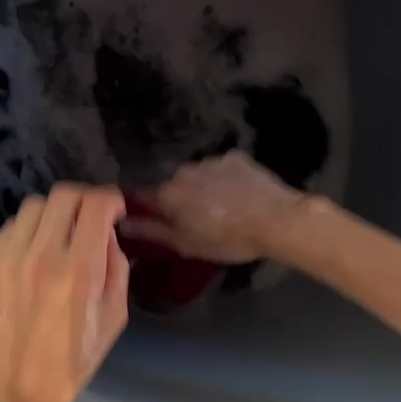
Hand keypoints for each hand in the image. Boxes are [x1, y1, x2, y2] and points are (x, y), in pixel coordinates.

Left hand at [0, 184, 129, 401]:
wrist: (12, 390)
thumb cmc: (69, 363)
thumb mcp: (112, 321)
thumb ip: (115, 270)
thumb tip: (106, 236)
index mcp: (77, 271)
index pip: (95, 205)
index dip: (111, 200)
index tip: (115, 210)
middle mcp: (39, 255)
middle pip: (63, 195)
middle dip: (83, 200)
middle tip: (89, 218)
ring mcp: (5, 257)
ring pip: (33, 207)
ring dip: (53, 214)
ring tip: (59, 236)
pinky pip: (9, 231)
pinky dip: (27, 234)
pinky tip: (31, 257)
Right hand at [120, 151, 310, 263]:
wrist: (279, 220)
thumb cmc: (228, 239)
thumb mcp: (186, 244)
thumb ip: (151, 231)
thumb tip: (121, 223)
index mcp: (168, 194)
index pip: (144, 196)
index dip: (149, 208)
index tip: (158, 219)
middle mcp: (183, 171)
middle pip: (173, 185)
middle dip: (181, 198)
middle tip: (199, 219)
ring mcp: (211, 161)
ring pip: (198, 175)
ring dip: (204, 188)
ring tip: (223, 207)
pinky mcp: (236, 157)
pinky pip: (222, 168)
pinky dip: (225, 179)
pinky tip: (240, 194)